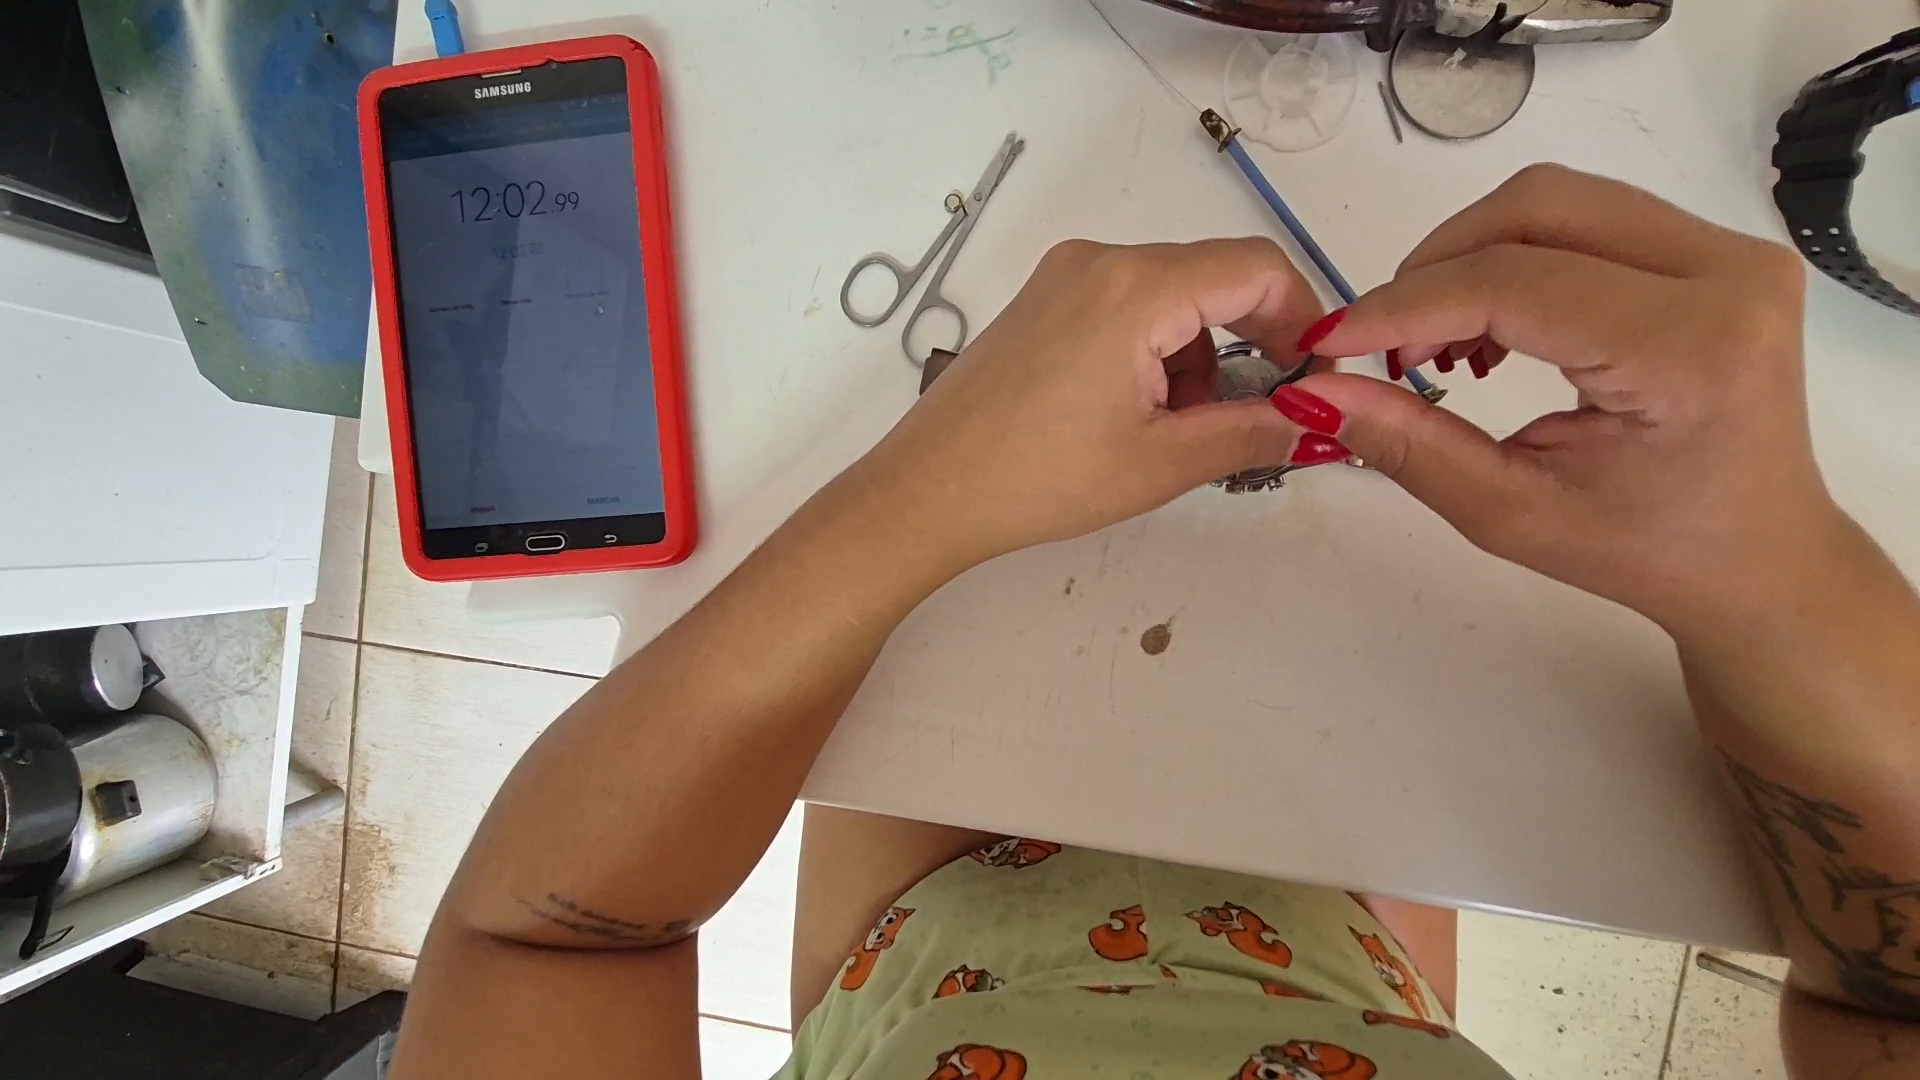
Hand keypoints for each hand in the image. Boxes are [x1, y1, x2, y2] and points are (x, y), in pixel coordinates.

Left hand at [844, 238, 1330, 569]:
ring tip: (1170, 431)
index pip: (1257, 268)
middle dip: (1244, 347)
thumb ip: (1254, 433)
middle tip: (1248, 417)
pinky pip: (1120, 310)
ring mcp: (1060, 279)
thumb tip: (1320, 418)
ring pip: (1166, 300)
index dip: (1302, 320)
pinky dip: (1147, 354)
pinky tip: (1129, 412)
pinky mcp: (1038, 305)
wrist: (928, 493)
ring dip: (1192, 359)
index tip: (1313, 378)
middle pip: (1210, 280)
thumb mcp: (1161, 463)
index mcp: (1135, 286)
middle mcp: (1097, 262)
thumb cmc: (1039, 480)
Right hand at [1288, 164, 1853, 632]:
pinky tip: (1481, 333)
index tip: (1324, 345)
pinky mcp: (1704, 253)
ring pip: (1549, 204)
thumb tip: (1311, 393)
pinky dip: (1498, 264)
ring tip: (1431, 347)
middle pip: (1533, 209)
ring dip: (1460, 264)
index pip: (1513, 284)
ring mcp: (1723, 252)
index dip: (1400, 307)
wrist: (1751, 552)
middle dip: (1429, 271)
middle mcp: (1724, 273)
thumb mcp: (1502, 512)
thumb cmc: (1634, 548)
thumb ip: (1404, 444)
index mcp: (1687, 350)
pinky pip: (1574, 222)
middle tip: (1383, 349)